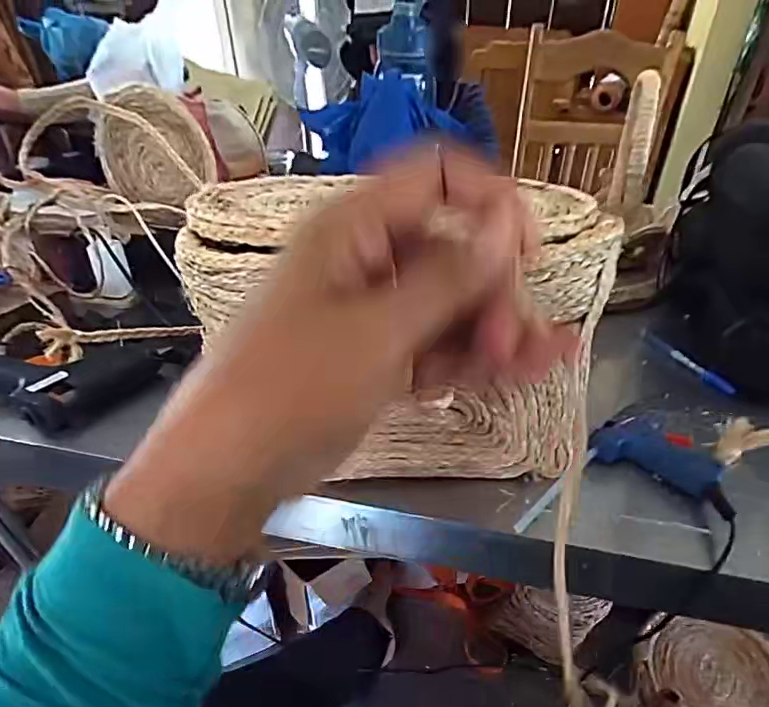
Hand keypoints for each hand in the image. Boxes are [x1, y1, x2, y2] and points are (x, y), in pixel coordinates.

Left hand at [107, 144, 574, 560]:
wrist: (235, 465)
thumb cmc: (293, 387)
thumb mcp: (378, 332)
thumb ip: (448, 280)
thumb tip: (507, 227)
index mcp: (355, 229)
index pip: (436, 180)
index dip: (489, 204)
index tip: (528, 252)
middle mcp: (369, 263)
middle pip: (454, 253)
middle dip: (494, 293)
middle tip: (512, 341)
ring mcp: (375, 316)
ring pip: (451, 308)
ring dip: (493, 331)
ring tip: (533, 362)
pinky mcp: (380, 361)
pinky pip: (437, 347)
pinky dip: (470, 360)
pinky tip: (513, 371)